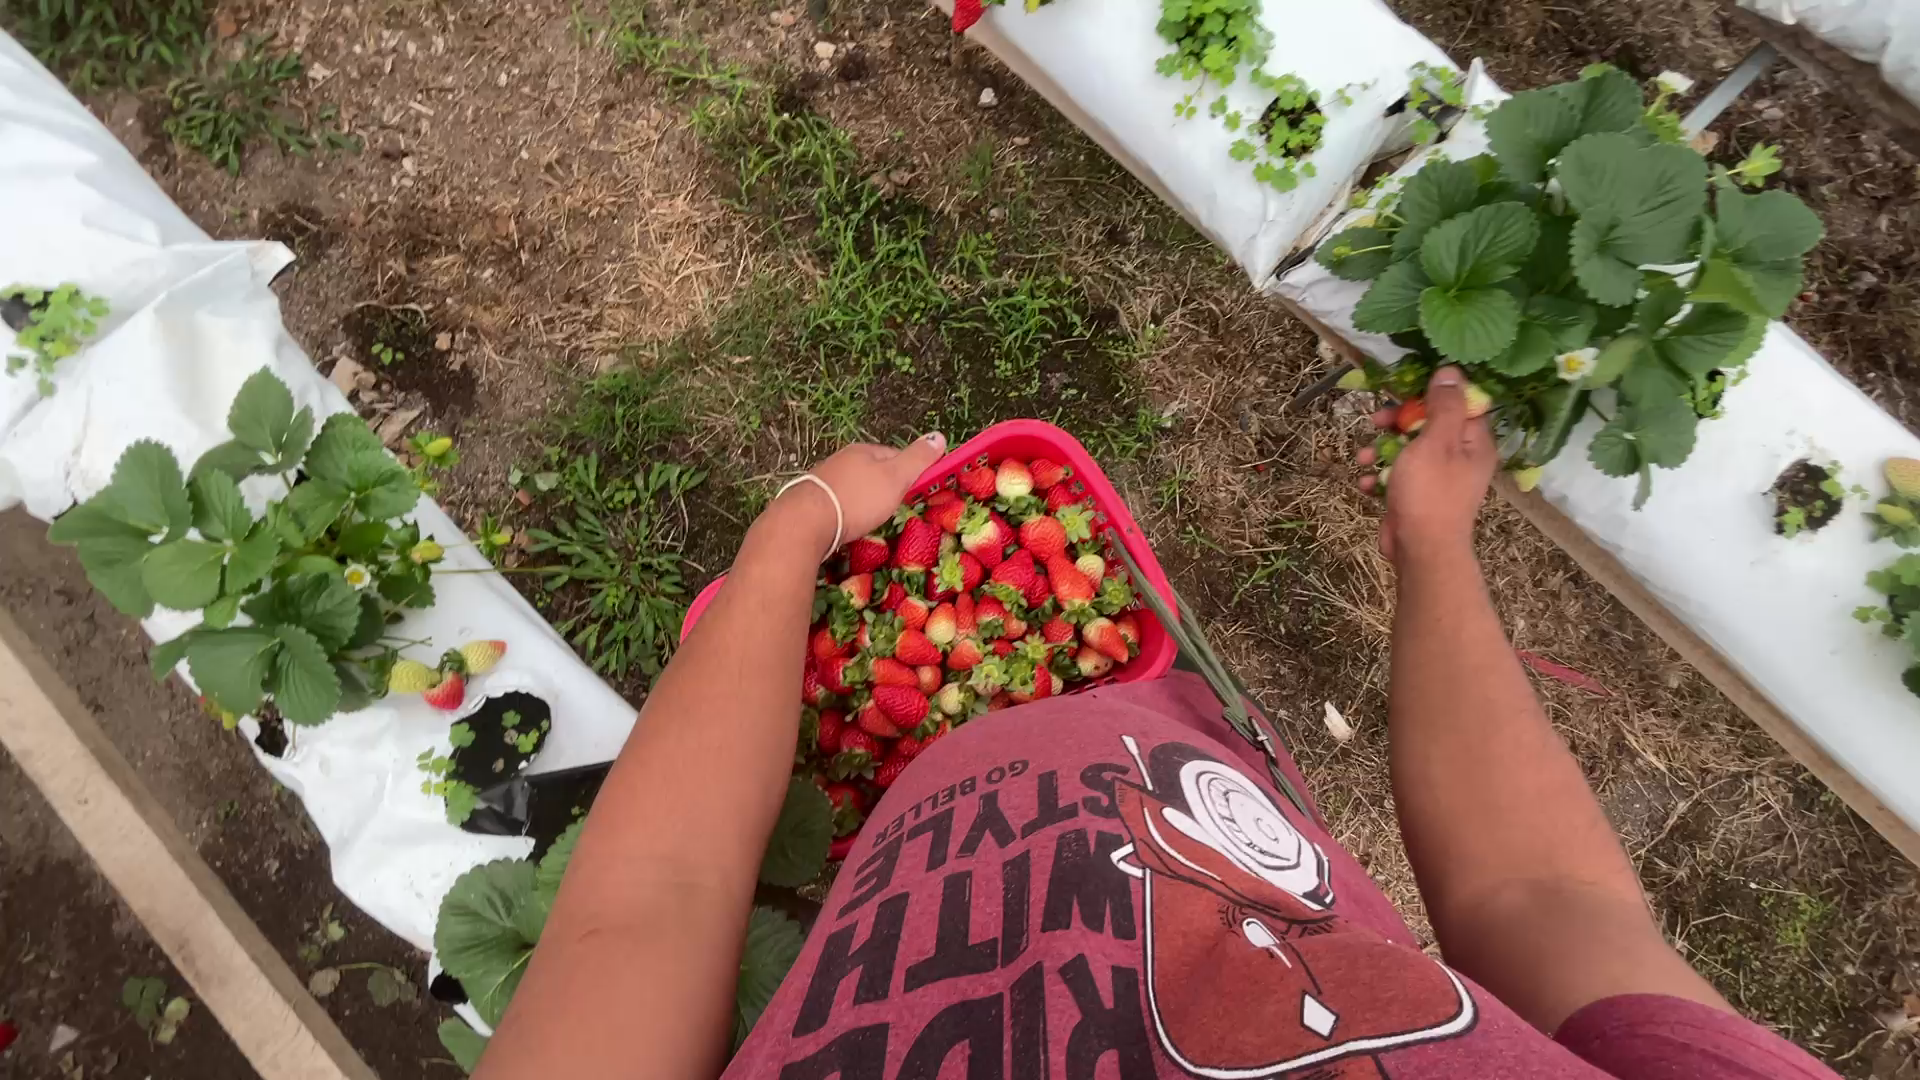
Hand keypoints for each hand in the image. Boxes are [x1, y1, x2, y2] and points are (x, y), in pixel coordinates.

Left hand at [766, 434, 948, 559]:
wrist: (806, 521)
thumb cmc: (858, 499)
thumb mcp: (895, 478)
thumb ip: (918, 459)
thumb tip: (939, 436)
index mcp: (864, 451)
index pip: (894, 455)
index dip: (908, 472)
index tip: (916, 490)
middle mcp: (842, 459)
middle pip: (872, 470)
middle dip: (884, 486)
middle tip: (894, 507)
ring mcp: (824, 478)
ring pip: (854, 485)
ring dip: (864, 498)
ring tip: (871, 517)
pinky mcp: (811, 498)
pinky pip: (838, 500)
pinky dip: (847, 509)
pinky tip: (848, 521)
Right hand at [1355, 367, 1494, 564]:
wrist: (1420, 547)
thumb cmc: (1430, 492)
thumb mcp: (1436, 442)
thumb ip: (1443, 406)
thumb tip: (1450, 371)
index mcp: (1474, 442)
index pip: (1461, 404)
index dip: (1432, 395)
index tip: (1405, 391)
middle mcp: (1459, 457)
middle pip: (1428, 424)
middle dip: (1398, 422)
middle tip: (1377, 420)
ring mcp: (1436, 477)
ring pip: (1406, 449)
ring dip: (1380, 450)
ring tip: (1363, 458)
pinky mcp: (1414, 494)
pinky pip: (1395, 475)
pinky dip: (1378, 476)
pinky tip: (1366, 482)